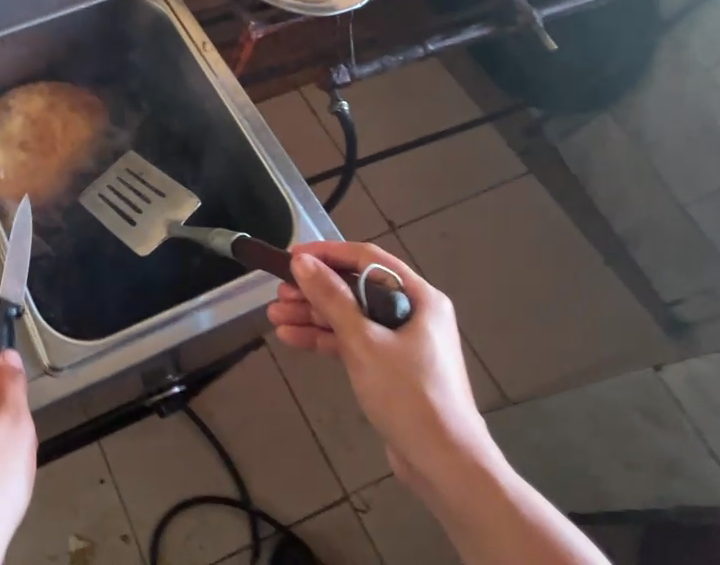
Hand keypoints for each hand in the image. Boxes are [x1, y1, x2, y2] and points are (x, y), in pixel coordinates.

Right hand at [266, 242, 498, 489]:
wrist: (445, 465)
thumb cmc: (409, 395)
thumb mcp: (364, 342)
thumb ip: (332, 298)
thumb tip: (302, 262)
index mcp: (419, 298)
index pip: (367, 259)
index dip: (327, 254)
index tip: (291, 257)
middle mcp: (413, 313)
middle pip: (355, 288)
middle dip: (315, 290)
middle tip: (279, 292)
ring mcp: (401, 342)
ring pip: (350, 316)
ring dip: (313, 315)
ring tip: (275, 316)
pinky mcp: (390, 367)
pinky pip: (353, 341)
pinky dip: (325, 339)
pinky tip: (292, 337)